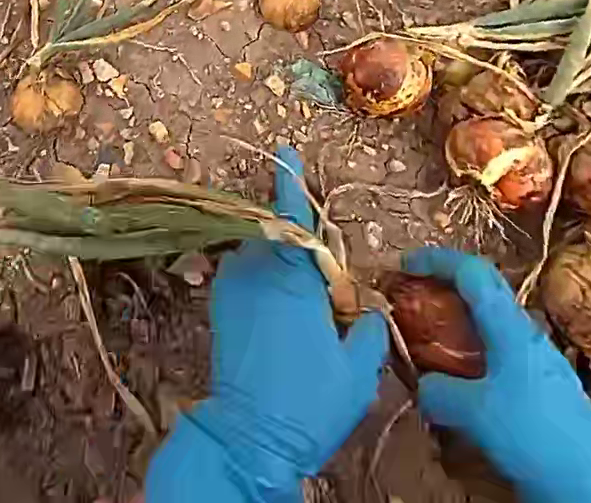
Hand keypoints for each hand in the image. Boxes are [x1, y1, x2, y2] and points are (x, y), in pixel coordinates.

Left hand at [145, 146, 387, 500]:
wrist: (249, 438)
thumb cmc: (309, 402)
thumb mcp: (356, 371)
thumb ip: (368, 331)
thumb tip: (369, 312)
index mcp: (295, 279)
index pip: (295, 219)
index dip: (291, 183)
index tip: (286, 152)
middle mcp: (259, 271)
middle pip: (278, 233)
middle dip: (296, 240)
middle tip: (316, 281)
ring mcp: (234, 285)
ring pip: (260, 252)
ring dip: (278, 261)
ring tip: (295, 303)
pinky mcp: (221, 304)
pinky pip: (244, 273)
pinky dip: (260, 277)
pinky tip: (275, 311)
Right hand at [404, 248, 590, 502]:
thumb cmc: (535, 438)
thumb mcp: (476, 414)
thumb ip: (439, 392)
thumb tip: (422, 385)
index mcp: (510, 325)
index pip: (471, 271)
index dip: (436, 259)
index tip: (406, 263)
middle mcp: (527, 332)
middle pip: (485, 287)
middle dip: (448, 281)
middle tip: (418, 290)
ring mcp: (541, 357)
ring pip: (494, 318)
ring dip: (463, 315)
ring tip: (436, 332)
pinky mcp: (547, 383)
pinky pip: (503, 347)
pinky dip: (477, 345)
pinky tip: (467, 373)